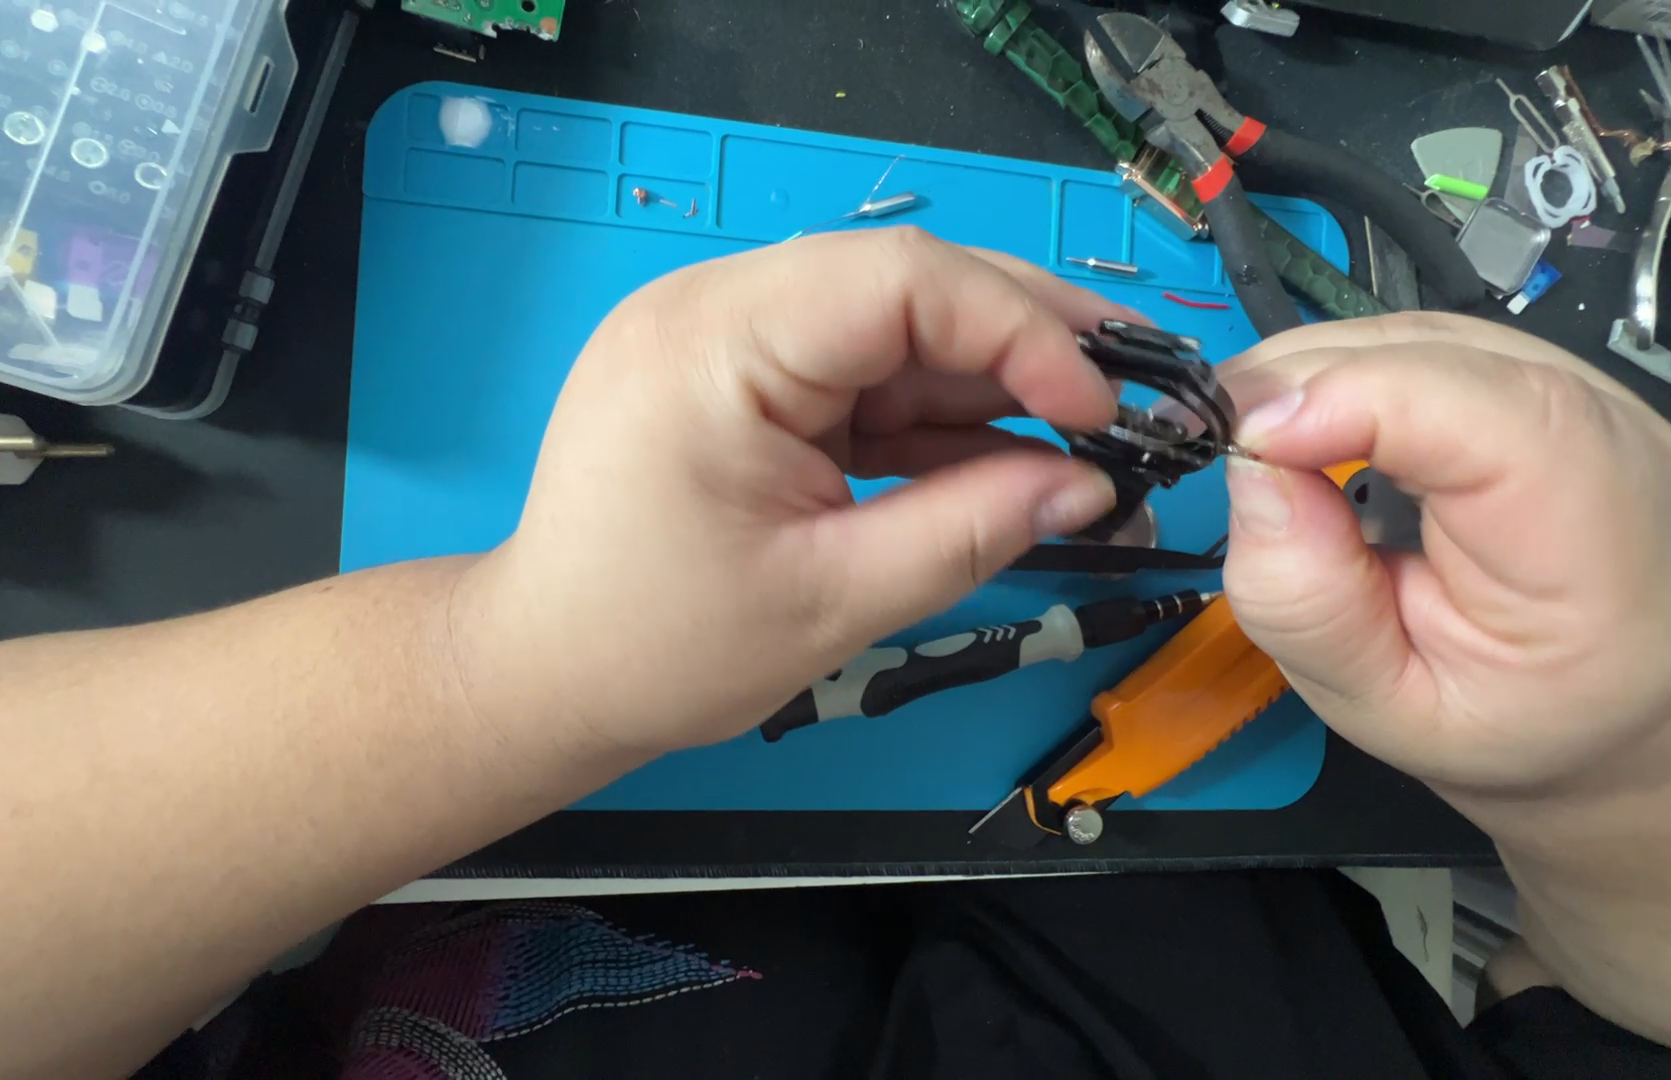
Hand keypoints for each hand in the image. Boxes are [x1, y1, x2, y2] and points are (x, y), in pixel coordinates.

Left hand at [447, 228, 1131, 755]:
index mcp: (716, 343)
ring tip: (1082, 437)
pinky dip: (937, 422)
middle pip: (904, 292)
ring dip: (990, 388)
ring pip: (895, 338)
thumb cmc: (664, 650)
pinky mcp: (748, 385)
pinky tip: (1005, 458)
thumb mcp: (832, 599)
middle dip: (1023, 346)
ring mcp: (730, 343)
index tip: (1099, 408)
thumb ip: (968, 531)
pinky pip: (864, 384)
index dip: (1022, 330)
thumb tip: (1087, 485)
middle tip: (1121, 400)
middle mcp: (717, 312)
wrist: (550, 673)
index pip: (901, 281)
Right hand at [1216, 314, 1670, 791]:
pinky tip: (1298, 408)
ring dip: (1321, 365)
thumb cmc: (1472, 728)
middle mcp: (1657, 473)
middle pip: (1477, 363)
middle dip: (1317, 378)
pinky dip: (1347, 367)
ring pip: (1453, 339)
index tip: (1247, 436)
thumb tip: (1253, 469)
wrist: (1577, 715)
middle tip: (1214, 420)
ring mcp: (1627, 418)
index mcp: (1627, 581)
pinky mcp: (1577, 395)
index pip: (1520, 430)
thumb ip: (1303, 602)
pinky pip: (1448, 350)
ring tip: (1242, 417)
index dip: (1371, 402)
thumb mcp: (1366, 702)